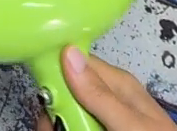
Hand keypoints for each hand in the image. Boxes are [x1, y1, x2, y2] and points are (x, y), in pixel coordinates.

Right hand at [34, 47, 176, 130]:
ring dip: (57, 123)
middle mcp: (107, 98)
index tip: (44, 94)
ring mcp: (104, 118)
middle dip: (55, 110)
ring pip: (68, 113)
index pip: (74, 61)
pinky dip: (67, 128)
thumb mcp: (131, 122)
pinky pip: (76, 126)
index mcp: (117, 83)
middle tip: (52, 126)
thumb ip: (100, 93)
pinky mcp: (101, 129)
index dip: (55, 74)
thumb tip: (67, 53)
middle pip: (66, 93)